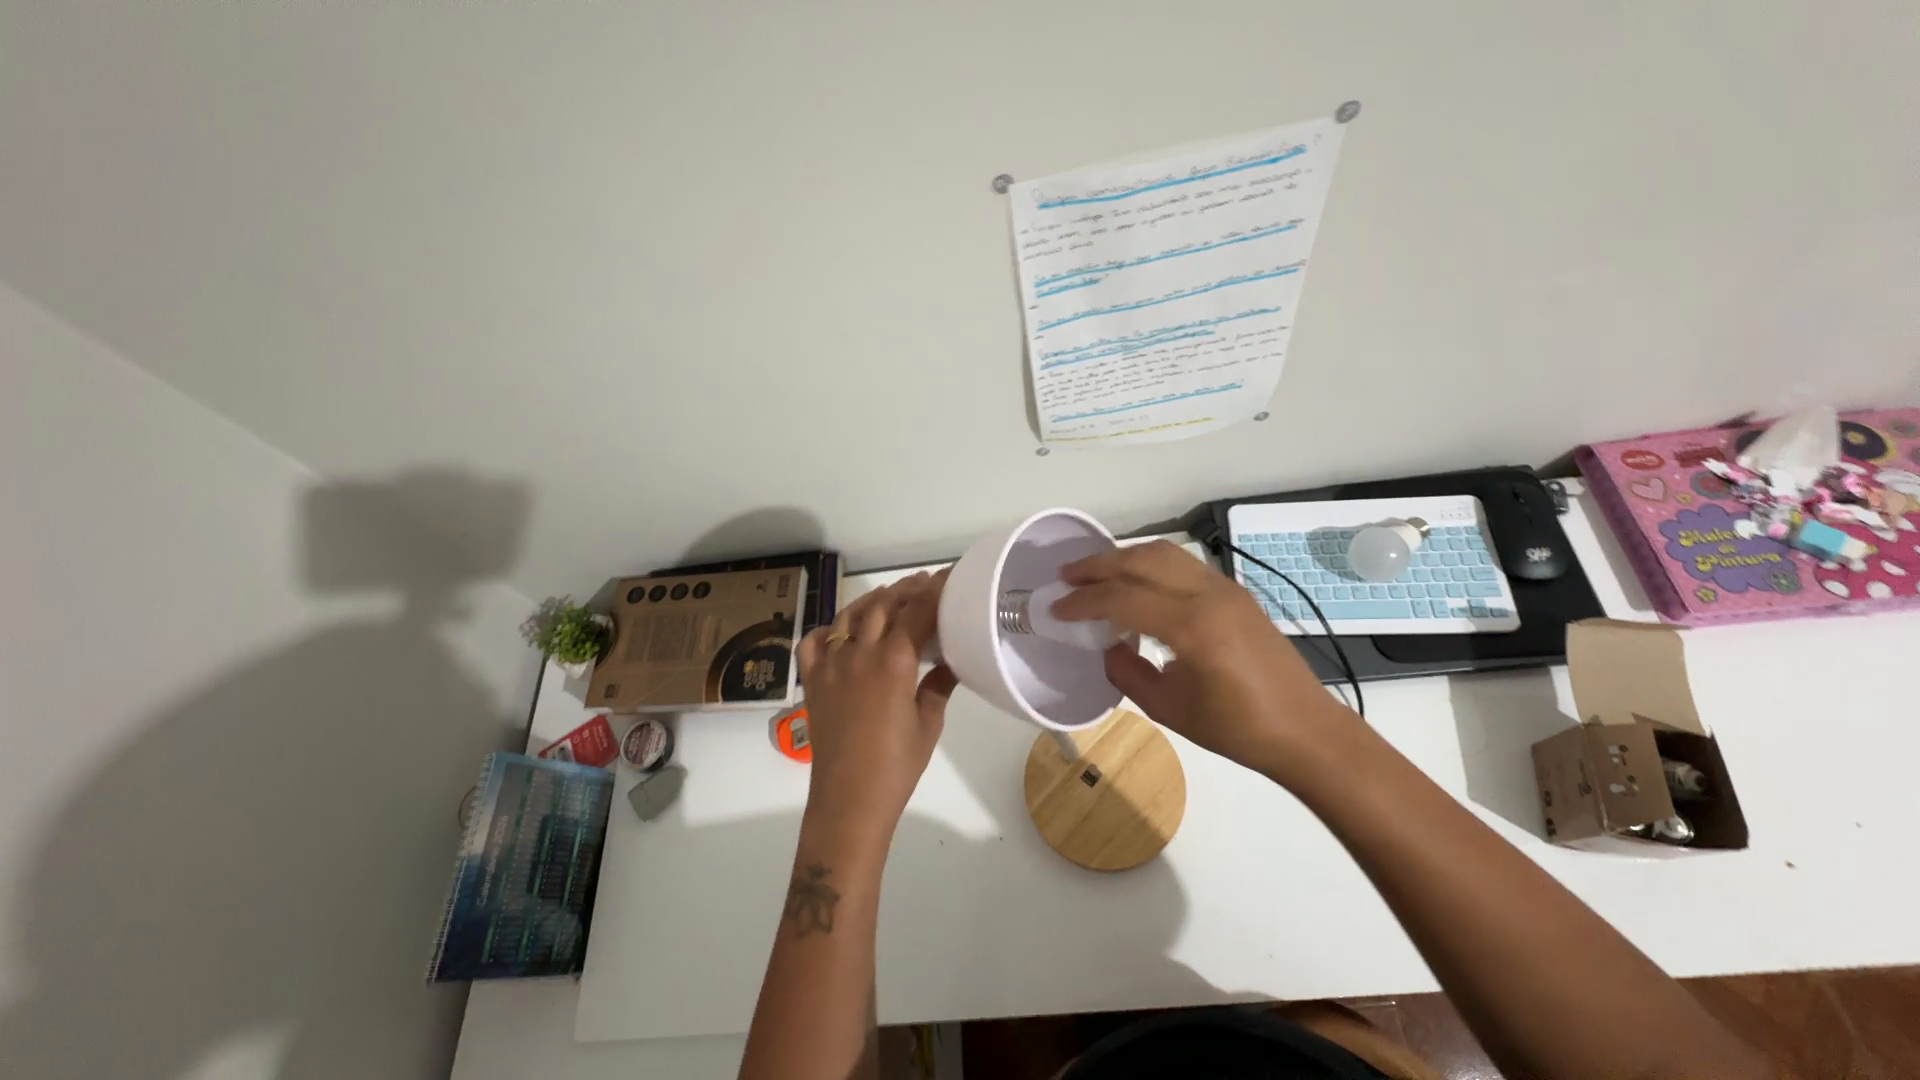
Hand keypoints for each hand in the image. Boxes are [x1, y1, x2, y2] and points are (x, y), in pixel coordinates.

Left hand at [795, 571, 956, 837]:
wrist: (849, 799)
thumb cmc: (897, 766)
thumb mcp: (928, 724)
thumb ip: (938, 686)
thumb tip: (949, 664)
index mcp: (894, 661)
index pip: (918, 612)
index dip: (934, 591)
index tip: (948, 578)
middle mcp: (860, 653)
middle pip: (883, 605)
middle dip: (905, 590)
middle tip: (923, 584)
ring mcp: (831, 664)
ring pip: (850, 616)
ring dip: (871, 601)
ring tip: (888, 596)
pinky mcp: (812, 681)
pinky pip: (814, 642)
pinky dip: (829, 629)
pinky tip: (842, 631)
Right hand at [1052, 541, 1365, 783]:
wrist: (1304, 729)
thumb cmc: (1237, 728)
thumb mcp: (1170, 708)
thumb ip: (1128, 673)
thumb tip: (1108, 646)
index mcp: (1193, 626)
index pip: (1123, 598)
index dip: (1083, 602)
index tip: (1056, 609)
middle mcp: (1209, 595)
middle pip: (1143, 560)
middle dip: (1100, 565)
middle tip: (1067, 576)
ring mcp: (1226, 589)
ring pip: (1166, 554)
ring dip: (1126, 558)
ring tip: (1096, 573)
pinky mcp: (1236, 594)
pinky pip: (1184, 566)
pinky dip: (1152, 566)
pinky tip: (1137, 586)